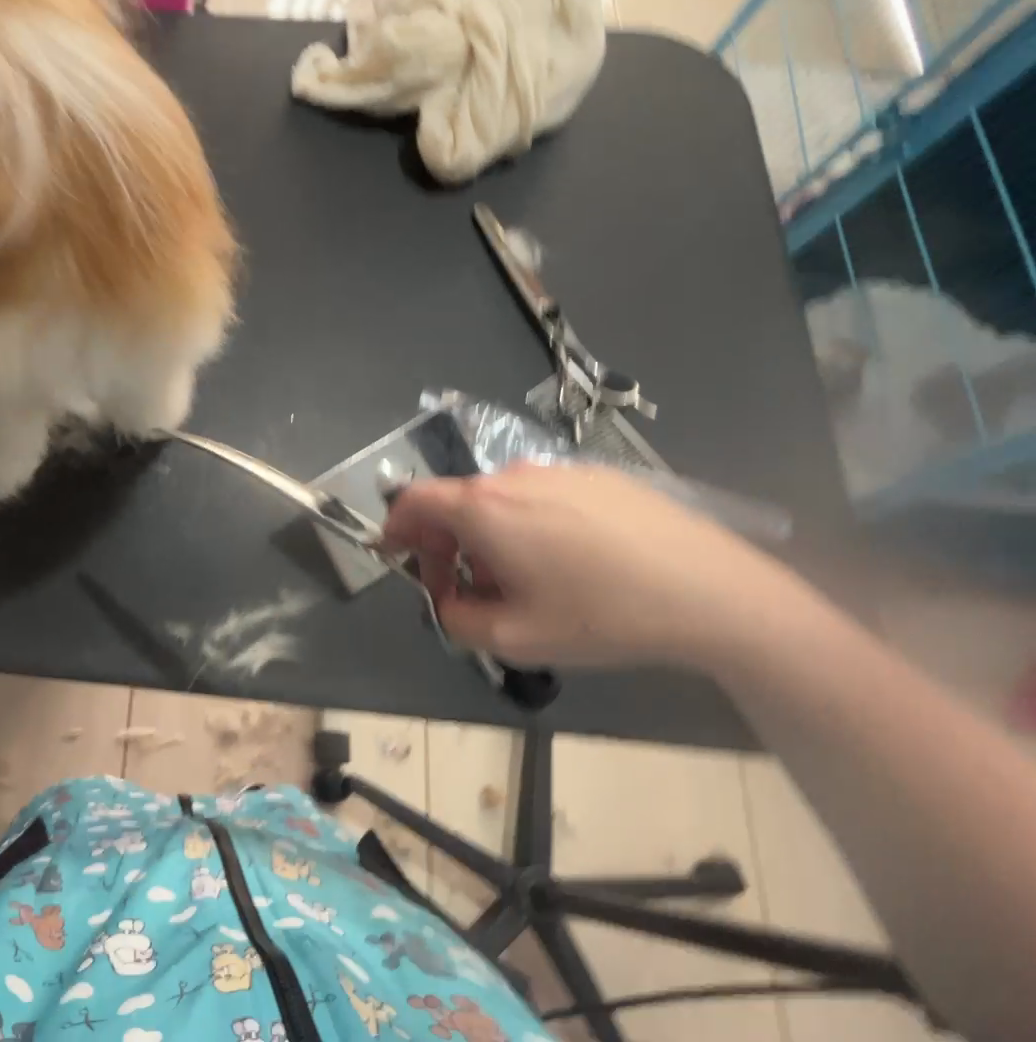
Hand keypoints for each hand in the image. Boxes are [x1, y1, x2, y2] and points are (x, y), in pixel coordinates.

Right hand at [380, 462, 811, 670]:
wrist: (715, 595)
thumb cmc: (601, 616)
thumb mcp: (512, 638)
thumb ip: (454, 619)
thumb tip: (449, 599)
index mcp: (484, 509)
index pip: (412, 501)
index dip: (395, 529)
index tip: (403, 561)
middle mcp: (515, 477)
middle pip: (456, 501)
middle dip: (446, 542)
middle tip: (467, 588)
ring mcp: (562, 472)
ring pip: (500, 499)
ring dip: (489, 535)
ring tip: (524, 580)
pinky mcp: (603, 477)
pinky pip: (542, 496)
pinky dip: (530, 524)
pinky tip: (571, 562)